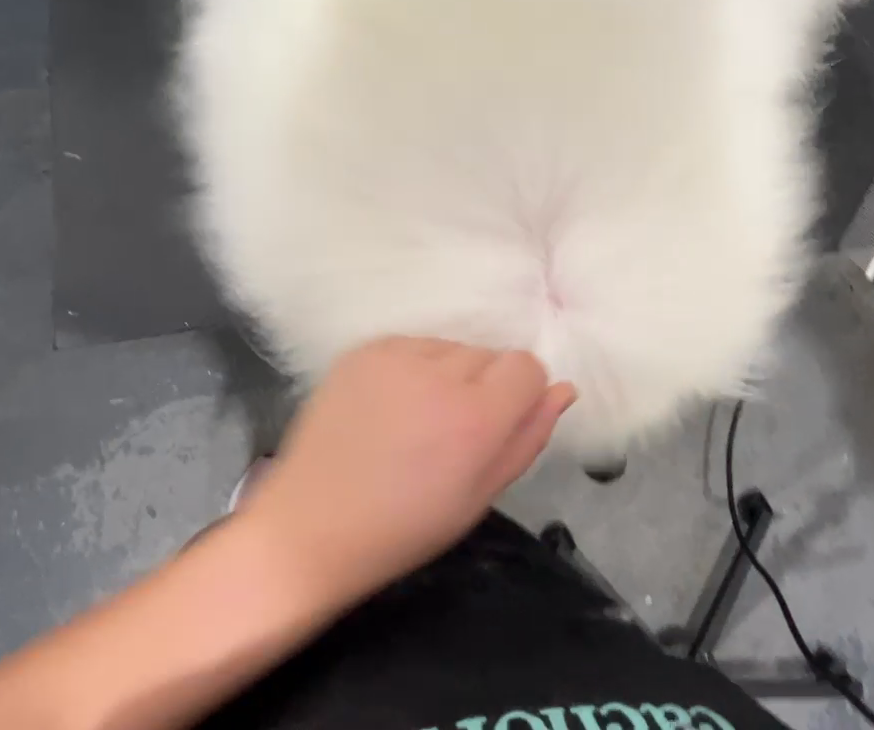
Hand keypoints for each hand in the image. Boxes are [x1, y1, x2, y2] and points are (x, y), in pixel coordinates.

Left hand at [234, 337, 575, 609]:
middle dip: (482, 388)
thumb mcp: (481, 495)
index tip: (495, 429)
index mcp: (475, 418)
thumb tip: (563, 389)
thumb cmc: (405, 527)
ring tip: (416, 421)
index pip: (527, 367)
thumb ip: (528, 437)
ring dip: (448, 375)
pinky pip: (413, 345)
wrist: (310, 528)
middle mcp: (439, 374)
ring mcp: (395, 356)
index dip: (519, 397)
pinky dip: (413, 369)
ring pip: (452, 347)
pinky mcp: (363, 349)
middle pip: (489, 355)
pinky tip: (390, 408)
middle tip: (449, 435)